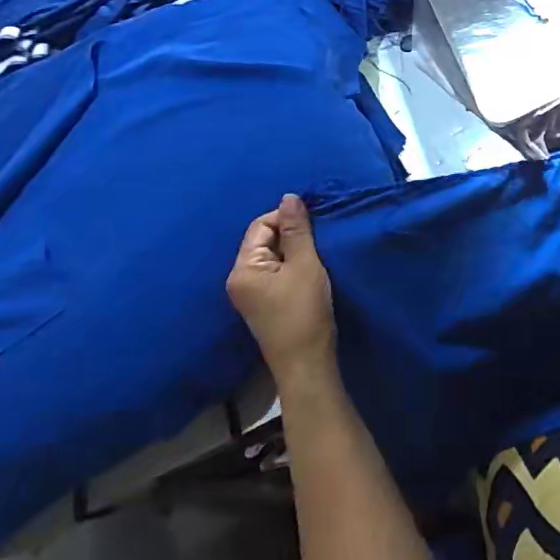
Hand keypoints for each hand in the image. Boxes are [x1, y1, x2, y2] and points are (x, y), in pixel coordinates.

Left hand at [227, 194, 336, 381]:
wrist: (307, 363)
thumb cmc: (304, 311)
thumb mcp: (305, 265)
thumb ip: (296, 230)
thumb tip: (289, 196)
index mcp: (242, 269)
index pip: (260, 226)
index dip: (286, 218)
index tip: (315, 223)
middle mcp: (239, 279)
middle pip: (264, 240)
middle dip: (291, 234)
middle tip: (320, 237)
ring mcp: (251, 293)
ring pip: (273, 256)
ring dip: (294, 250)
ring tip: (318, 251)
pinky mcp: (264, 303)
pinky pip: (276, 271)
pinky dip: (293, 265)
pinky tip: (311, 269)